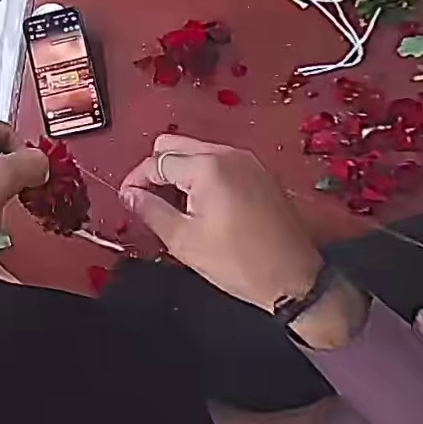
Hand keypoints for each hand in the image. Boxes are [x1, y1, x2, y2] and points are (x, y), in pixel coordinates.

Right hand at [118, 135, 327, 312]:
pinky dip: (201, 174)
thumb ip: (150, 210)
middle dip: (155, 169)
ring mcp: (246, 159)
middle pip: (174, 145)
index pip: (157, 161)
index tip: (127, 199)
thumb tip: (129, 194)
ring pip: (196, 150)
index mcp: (207, 166)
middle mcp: (227, 153)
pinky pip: (218, 160)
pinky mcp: (258, 170)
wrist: (295, 279)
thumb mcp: (184, 240)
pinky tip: (200, 203)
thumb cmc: (238, 262)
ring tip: (173, 207)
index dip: (136, 179)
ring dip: (178, 171)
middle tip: (147, 200)